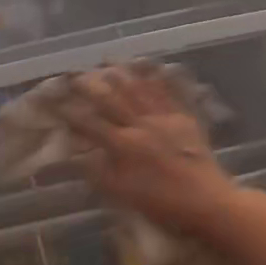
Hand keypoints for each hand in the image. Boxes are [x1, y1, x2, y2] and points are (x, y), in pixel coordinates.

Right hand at [55, 64, 237, 232]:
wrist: (210, 204)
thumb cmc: (163, 204)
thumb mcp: (122, 194)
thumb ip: (98, 171)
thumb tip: (77, 154)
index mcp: (123, 146)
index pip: (90, 123)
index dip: (70, 112)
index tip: (55, 102)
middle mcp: (141, 126)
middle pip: (110, 99)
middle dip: (89, 85)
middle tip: (74, 73)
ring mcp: (164, 119)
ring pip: (137, 90)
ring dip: (120, 73)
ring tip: (106, 60)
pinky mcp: (183, 118)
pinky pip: (168, 92)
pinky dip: (157, 77)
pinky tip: (149, 65)